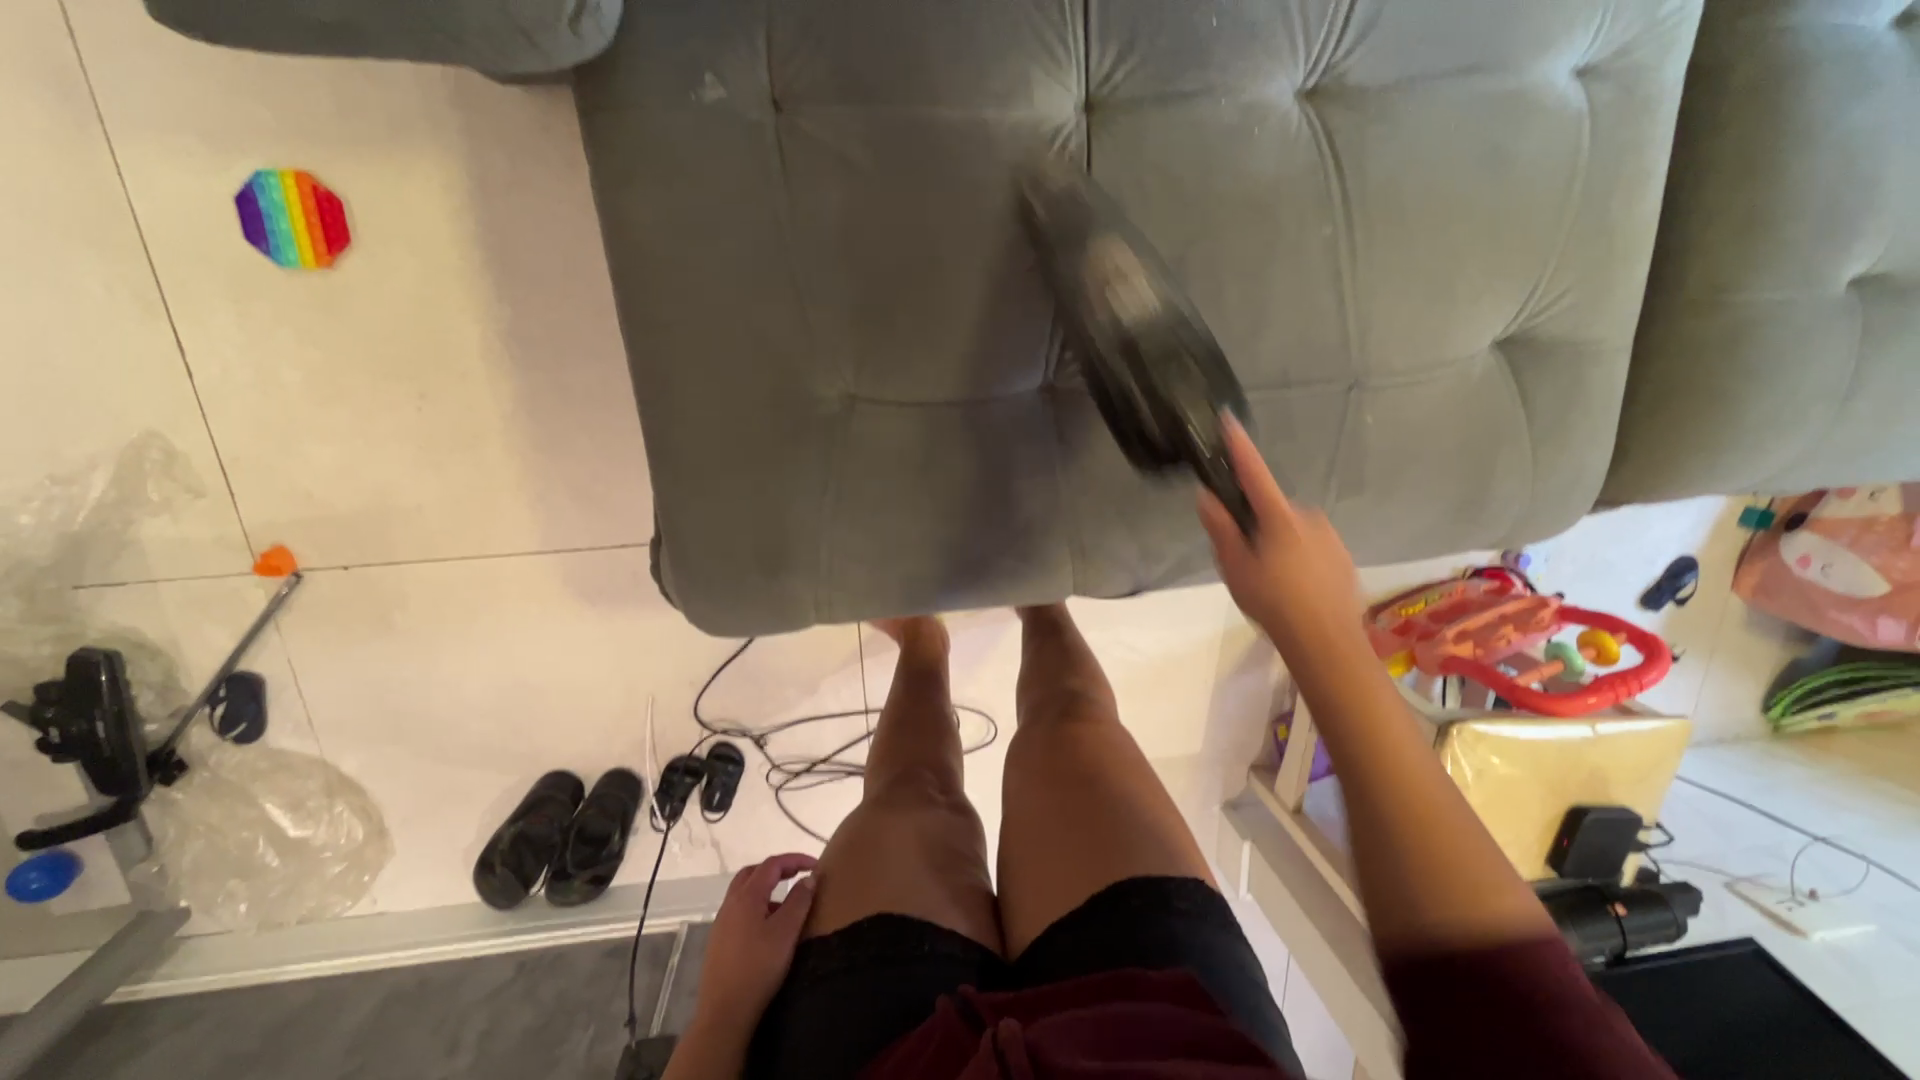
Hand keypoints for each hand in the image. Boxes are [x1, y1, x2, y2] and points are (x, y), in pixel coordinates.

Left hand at [689, 854, 816, 1037]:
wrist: (725, 1010)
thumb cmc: (759, 967)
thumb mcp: (786, 932)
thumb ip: (799, 901)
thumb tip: (809, 878)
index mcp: (746, 896)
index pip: (771, 865)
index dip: (795, 860)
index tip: (816, 865)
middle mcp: (730, 904)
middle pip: (753, 873)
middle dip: (776, 869)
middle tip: (798, 875)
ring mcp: (722, 923)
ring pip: (744, 893)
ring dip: (766, 889)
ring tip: (788, 904)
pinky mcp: (719, 941)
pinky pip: (740, 911)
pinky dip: (757, 906)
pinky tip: (769, 929)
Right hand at [1197, 416, 1366, 659]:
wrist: (1326, 641)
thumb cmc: (1273, 602)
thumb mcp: (1235, 568)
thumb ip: (1221, 529)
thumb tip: (1207, 496)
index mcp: (1278, 517)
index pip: (1253, 473)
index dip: (1239, 447)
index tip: (1229, 421)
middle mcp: (1308, 517)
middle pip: (1273, 511)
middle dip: (1258, 526)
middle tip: (1246, 561)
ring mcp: (1330, 537)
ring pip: (1294, 532)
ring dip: (1281, 546)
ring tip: (1273, 584)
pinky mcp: (1344, 557)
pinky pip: (1313, 549)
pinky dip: (1301, 561)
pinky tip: (1296, 591)